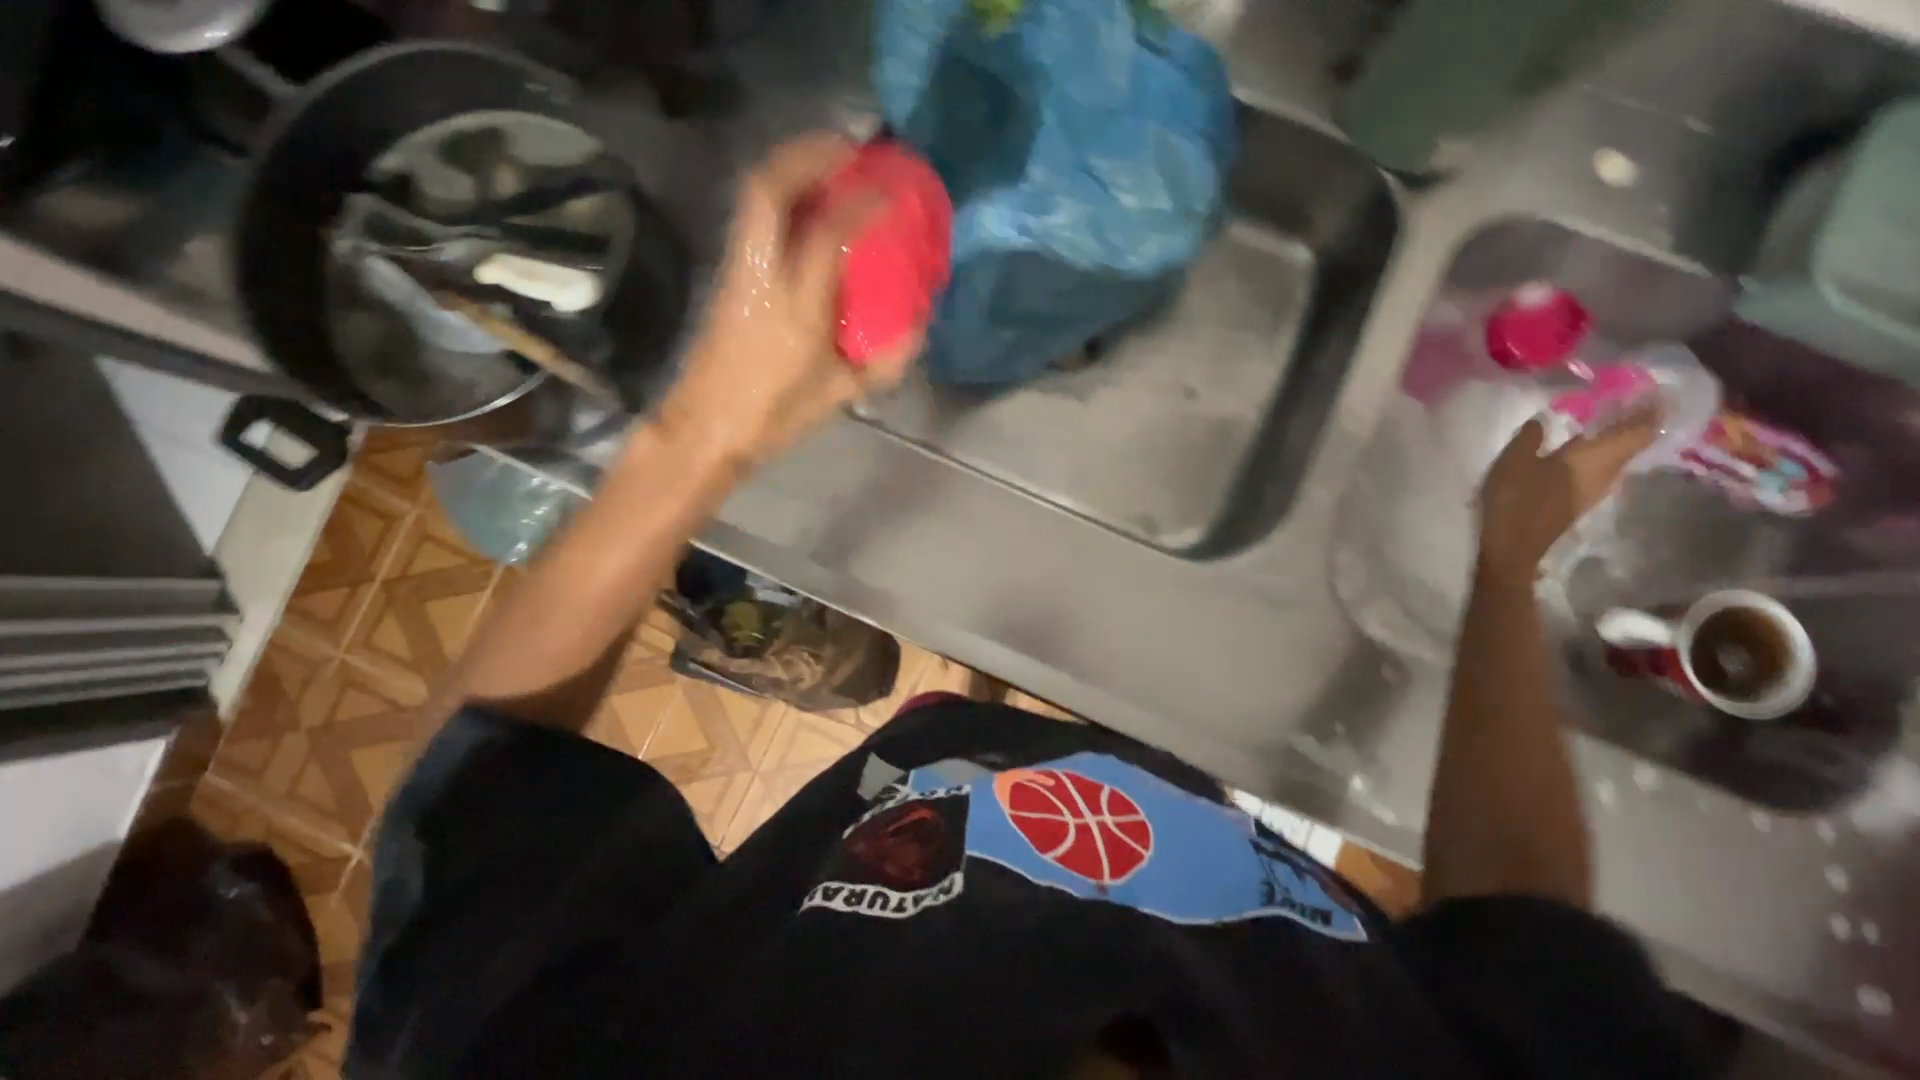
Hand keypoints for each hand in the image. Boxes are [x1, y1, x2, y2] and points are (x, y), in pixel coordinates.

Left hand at [659, 133, 922, 465]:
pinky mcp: (727, 275)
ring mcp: (738, 269)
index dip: (862, 202)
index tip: (891, 191)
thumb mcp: (840, 394)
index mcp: (796, 305)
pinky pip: (752, 216)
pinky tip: (807, 204)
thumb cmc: (774, 416)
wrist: (705, 429)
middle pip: (770, 187)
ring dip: (792, 166)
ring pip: (754, 195)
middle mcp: (761, 274)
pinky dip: (780, 194)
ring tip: (831, 164)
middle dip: (810, 154)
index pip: (828, 232)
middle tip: (850, 149)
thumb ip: (885, 358)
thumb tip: (918, 325)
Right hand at [1477, 407, 1662, 581]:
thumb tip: (1542, 420)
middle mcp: (1605, 472)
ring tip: (1609, 420)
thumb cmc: (1516, 499)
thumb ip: (1530, 438)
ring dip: (1619, 439)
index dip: (1651, 412)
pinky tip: (1583, 448)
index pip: (1638, 431)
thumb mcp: (1514, 461)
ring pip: (1618, 458)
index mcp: (1594, 458)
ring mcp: (1595, 490)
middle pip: (1632, 445)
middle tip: (1631, 400)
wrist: (1514, 546)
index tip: (1656, 392)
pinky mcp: (1581, 500)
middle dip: (1636, 422)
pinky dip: (1601, 454)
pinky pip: (1602, 469)